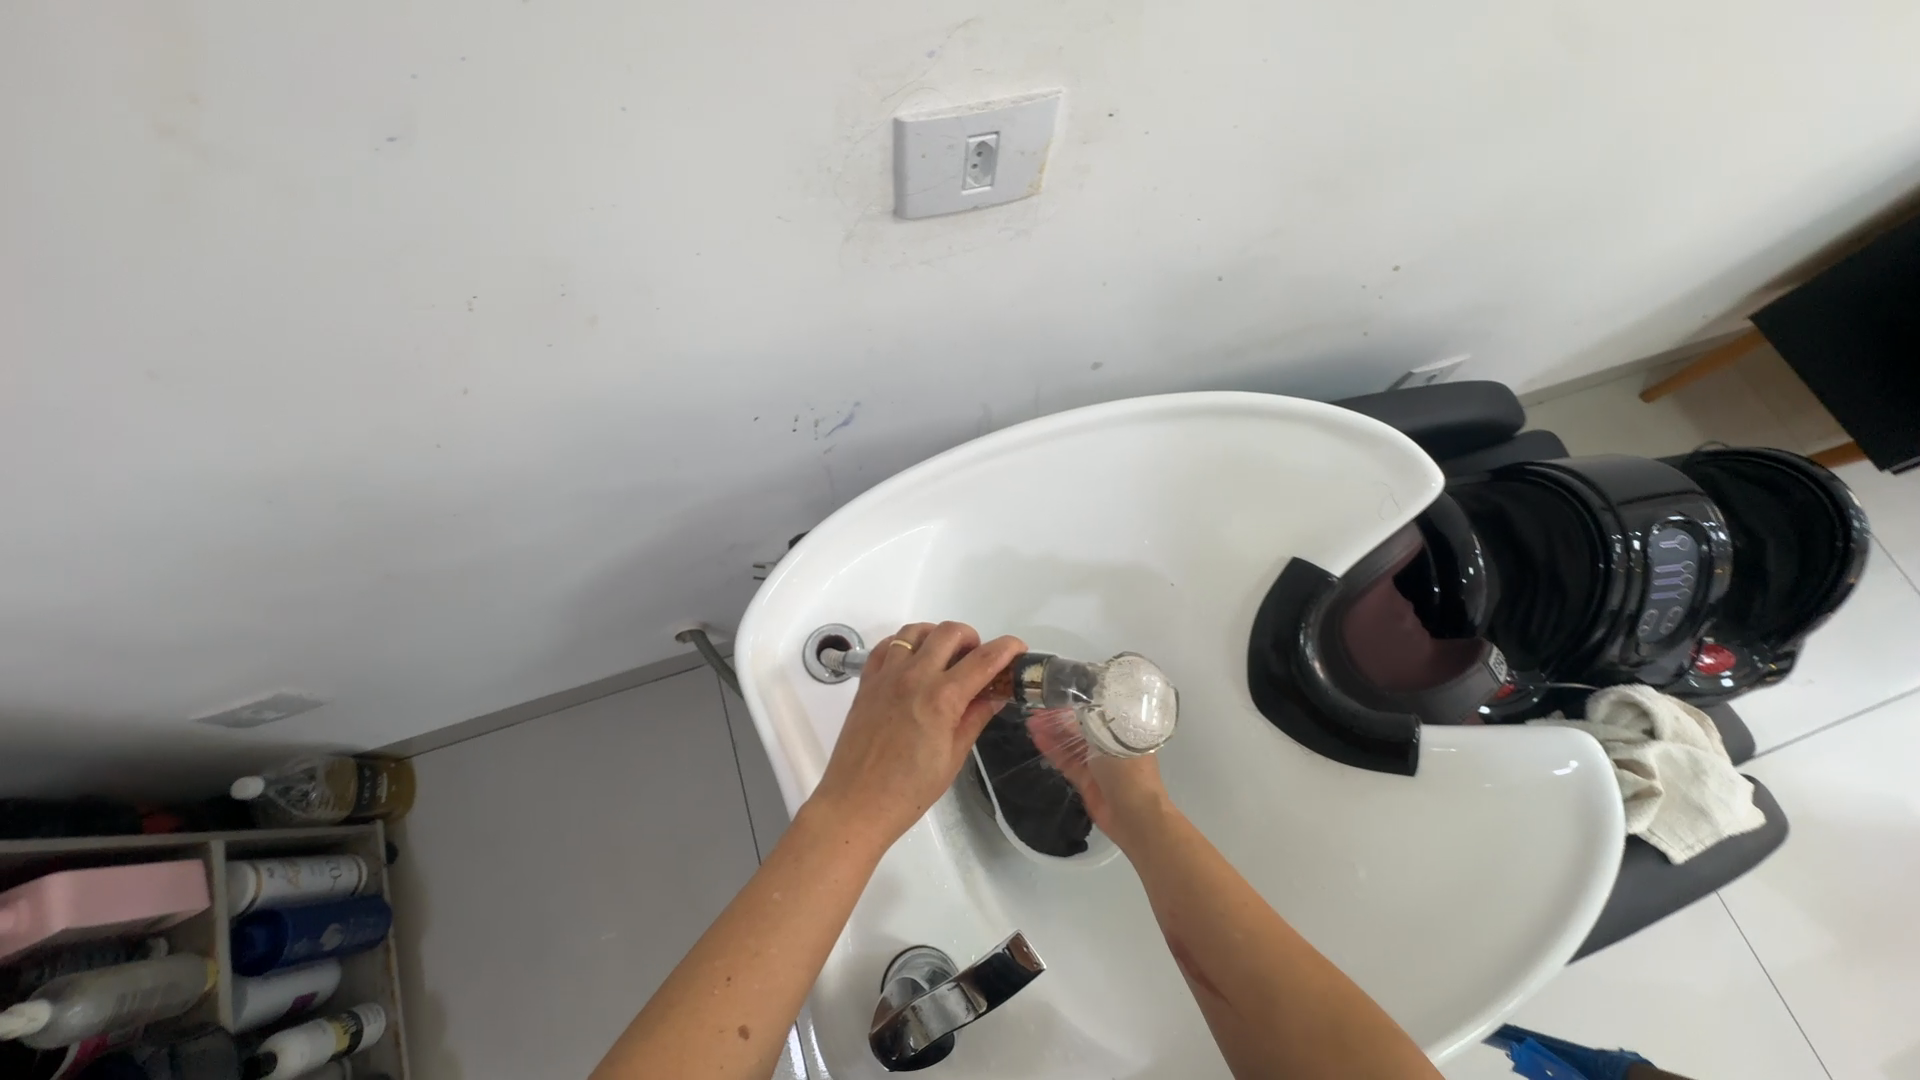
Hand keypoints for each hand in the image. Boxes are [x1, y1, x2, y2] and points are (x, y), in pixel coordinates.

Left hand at [809, 622, 1025, 847]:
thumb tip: (994, 696)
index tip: (1018, 649)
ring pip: (915, 631)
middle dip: (972, 637)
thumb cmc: (909, 790)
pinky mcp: (867, 681)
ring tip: (945, 655)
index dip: (1007, 648)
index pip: (984, 659)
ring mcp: (887, 675)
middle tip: (977, 659)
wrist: (856, 803)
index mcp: (942, 698)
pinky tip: (912, 661)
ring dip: (936, 635)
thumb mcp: (953, 757)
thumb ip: (974, 718)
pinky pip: (886, 645)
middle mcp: (914, 677)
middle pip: (949, 632)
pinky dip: (903, 643)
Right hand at [1029, 709, 1174, 850]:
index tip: (1054, 698)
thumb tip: (1063, 713)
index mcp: (1123, 731)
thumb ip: (1083, 727)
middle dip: (1059, 720)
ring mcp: (1098, 764)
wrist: (1135, 815)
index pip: (1095, 713)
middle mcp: (1110, 746)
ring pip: (1071, 745)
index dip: (1074, 706)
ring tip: (1031, 721)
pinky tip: (1038, 738)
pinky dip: (1053, 751)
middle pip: (1081, 729)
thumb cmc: (1129, 771)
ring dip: (1052, 733)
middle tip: (1036, 709)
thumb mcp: (1106, 741)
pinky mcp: (1086, 782)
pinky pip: (1067, 762)